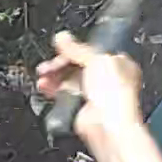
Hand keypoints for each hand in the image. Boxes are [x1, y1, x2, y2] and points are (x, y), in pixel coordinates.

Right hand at [35, 32, 143, 147]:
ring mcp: (94, 94)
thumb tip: (62, 37)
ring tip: (43, 75)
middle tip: (48, 64)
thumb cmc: (114, 93)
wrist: (107, 125)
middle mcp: (108, 78)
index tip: (60, 47)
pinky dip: (53, 89)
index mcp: (118, 63)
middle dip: (60, 64)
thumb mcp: (95, 59)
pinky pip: (64, 94)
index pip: (92, 50)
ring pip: (69, 80)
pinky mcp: (81, 107)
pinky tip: (44, 86)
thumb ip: (76, 48)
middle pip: (77, 65)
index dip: (75, 49)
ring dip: (54, 76)